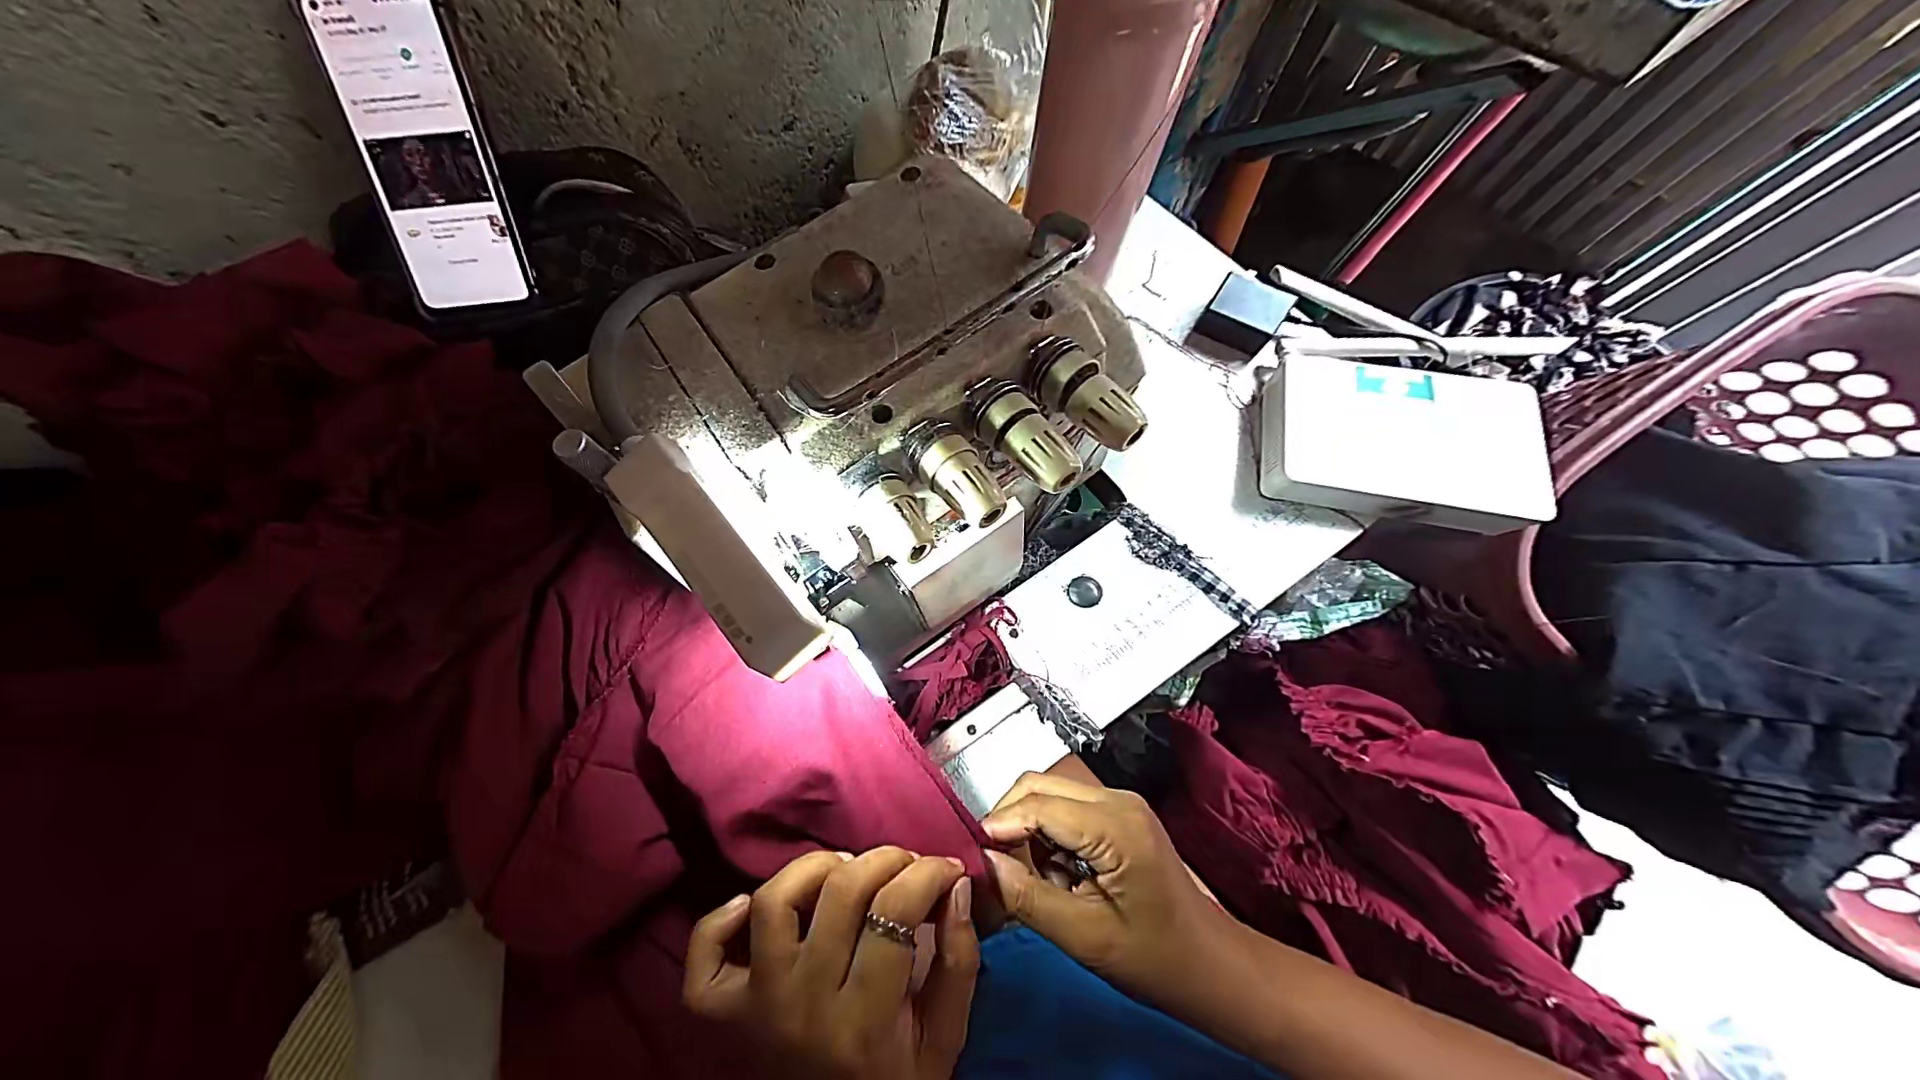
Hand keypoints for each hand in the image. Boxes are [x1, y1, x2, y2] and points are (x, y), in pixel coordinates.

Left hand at [683, 848, 979, 1079]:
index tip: (946, 867)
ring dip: (817, 867)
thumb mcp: (942, 1040)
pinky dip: (723, 916)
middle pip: (840, 892)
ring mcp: (756, 1005)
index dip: (928, 872)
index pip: (895, 910)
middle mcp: (804, 1007)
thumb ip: (958, 963)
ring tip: (847, 871)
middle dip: (885, 858)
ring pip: (775, 901)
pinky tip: (757, 905)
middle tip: (906, 863)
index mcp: (865, 1022)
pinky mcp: (720, 1011)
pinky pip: (704, 949)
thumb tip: (955, 884)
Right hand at [982, 772, 1233, 1003]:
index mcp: (1116, 826)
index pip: (1037, 804)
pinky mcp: (1118, 814)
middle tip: (998, 868)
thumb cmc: (1157, 957)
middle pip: (1039, 786)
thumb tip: (986, 864)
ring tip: (1031, 878)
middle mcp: (1118, 801)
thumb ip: (1028, 897)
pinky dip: (1046, 833)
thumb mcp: (1084, 937)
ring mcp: (1120, 803)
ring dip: (1027, 829)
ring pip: (1049, 793)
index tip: (976, 856)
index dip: (999, 826)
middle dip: (1009, 822)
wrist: (1209, 963)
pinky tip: (1054, 873)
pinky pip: (1065, 807)